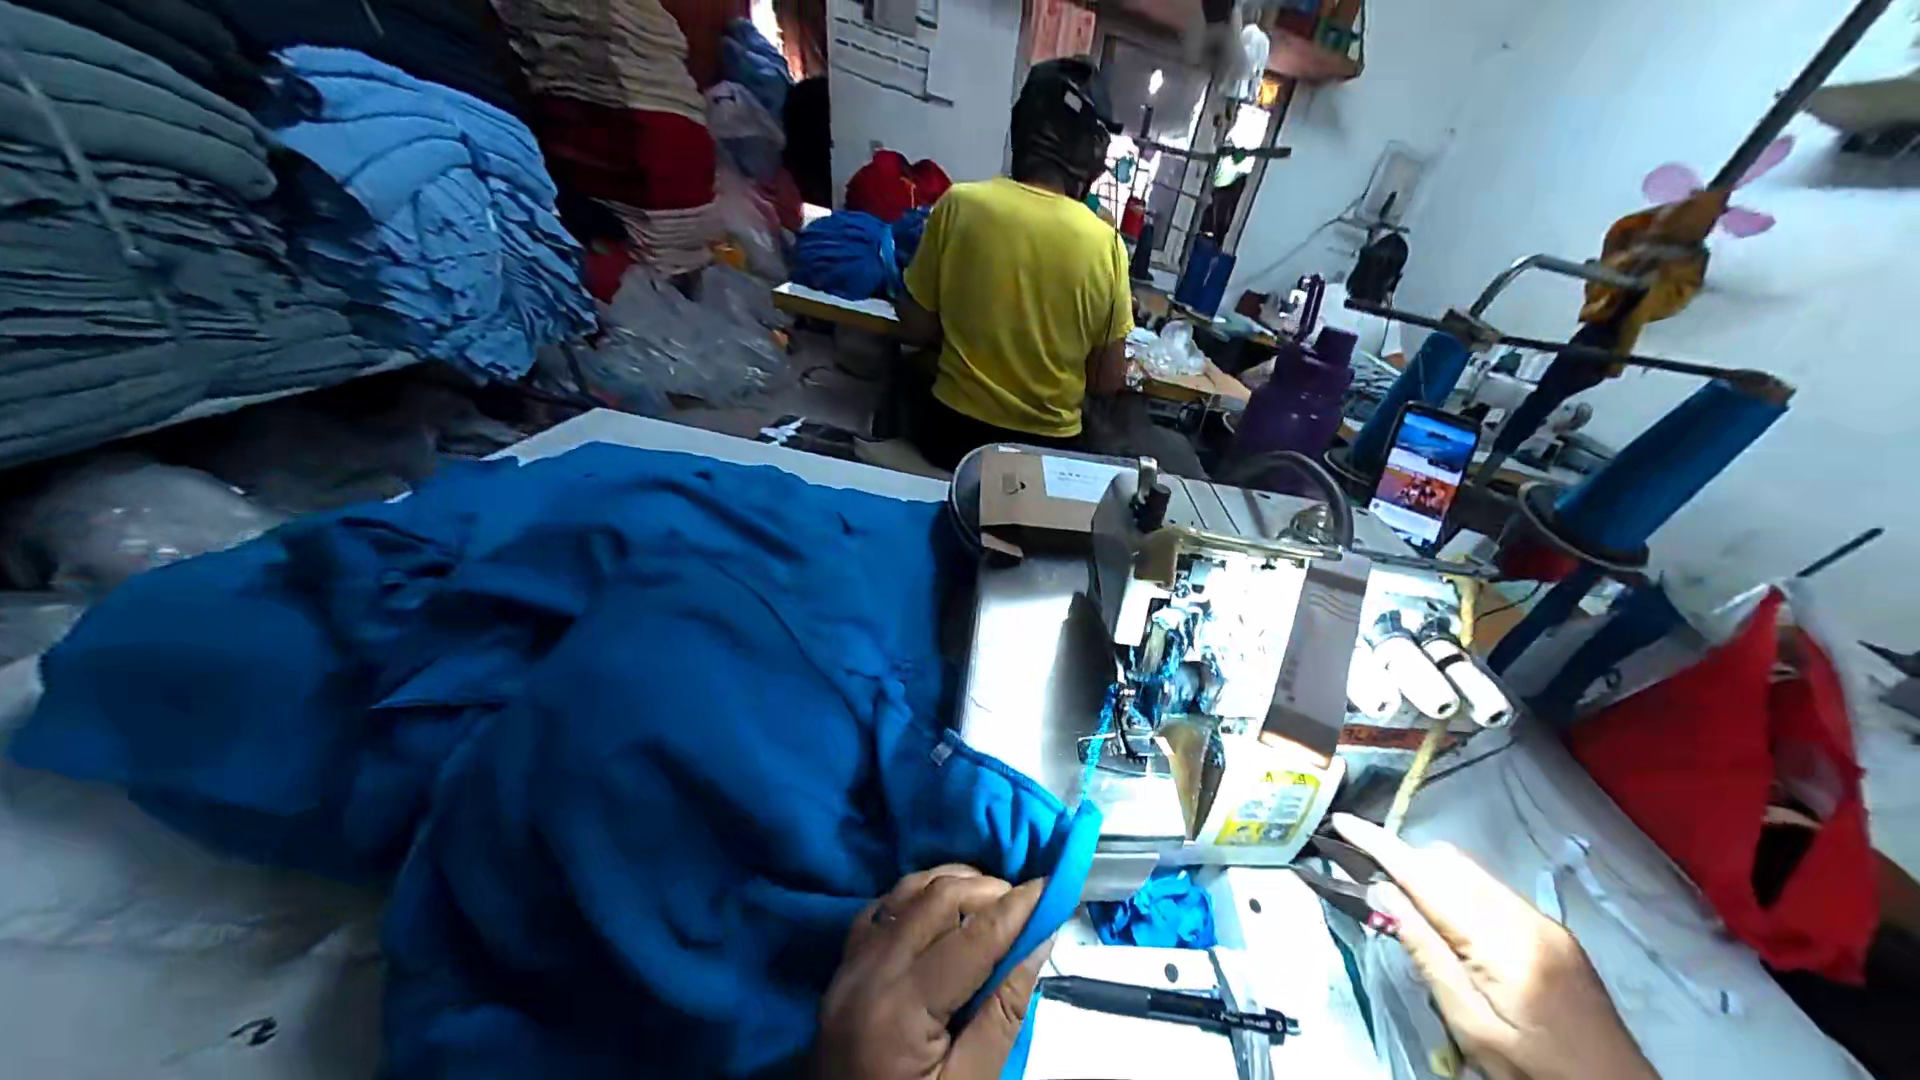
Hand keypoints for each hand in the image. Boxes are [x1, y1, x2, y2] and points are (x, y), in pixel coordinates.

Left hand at [816, 865, 1051, 1079]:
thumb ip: (1004, 1012)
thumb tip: (1039, 939)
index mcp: (900, 1010)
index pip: (971, 940)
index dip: (1016, 908)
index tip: (1050, 887)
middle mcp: (869, 972)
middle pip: (936, 899)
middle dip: (986, 889)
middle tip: (1022, 902)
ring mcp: (850, 963)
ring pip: (907, 890)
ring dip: (952, 883)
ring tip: (989, 900)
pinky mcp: (843, 963)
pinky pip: (882, 907)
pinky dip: (917, 896)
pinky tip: (942, 910)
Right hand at [1332, 814, 1660, 1079]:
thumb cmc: (1538, 1073)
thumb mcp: (1472, 1025)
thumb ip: (1425, 954)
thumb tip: (1381, 892)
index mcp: (1504, 944)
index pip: (1426, 877)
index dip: (1379, 846)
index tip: (1342, 822)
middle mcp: (1525, 918)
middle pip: (1447, 863)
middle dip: (1402, 859)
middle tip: (1369, 882)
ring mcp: (1542, 922)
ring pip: (1467, 871)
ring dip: (1427, 873)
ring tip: (1403, 904)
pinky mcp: (1551, 931)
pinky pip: (1488, 889)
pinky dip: (1454, 889)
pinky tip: (1446, 922)